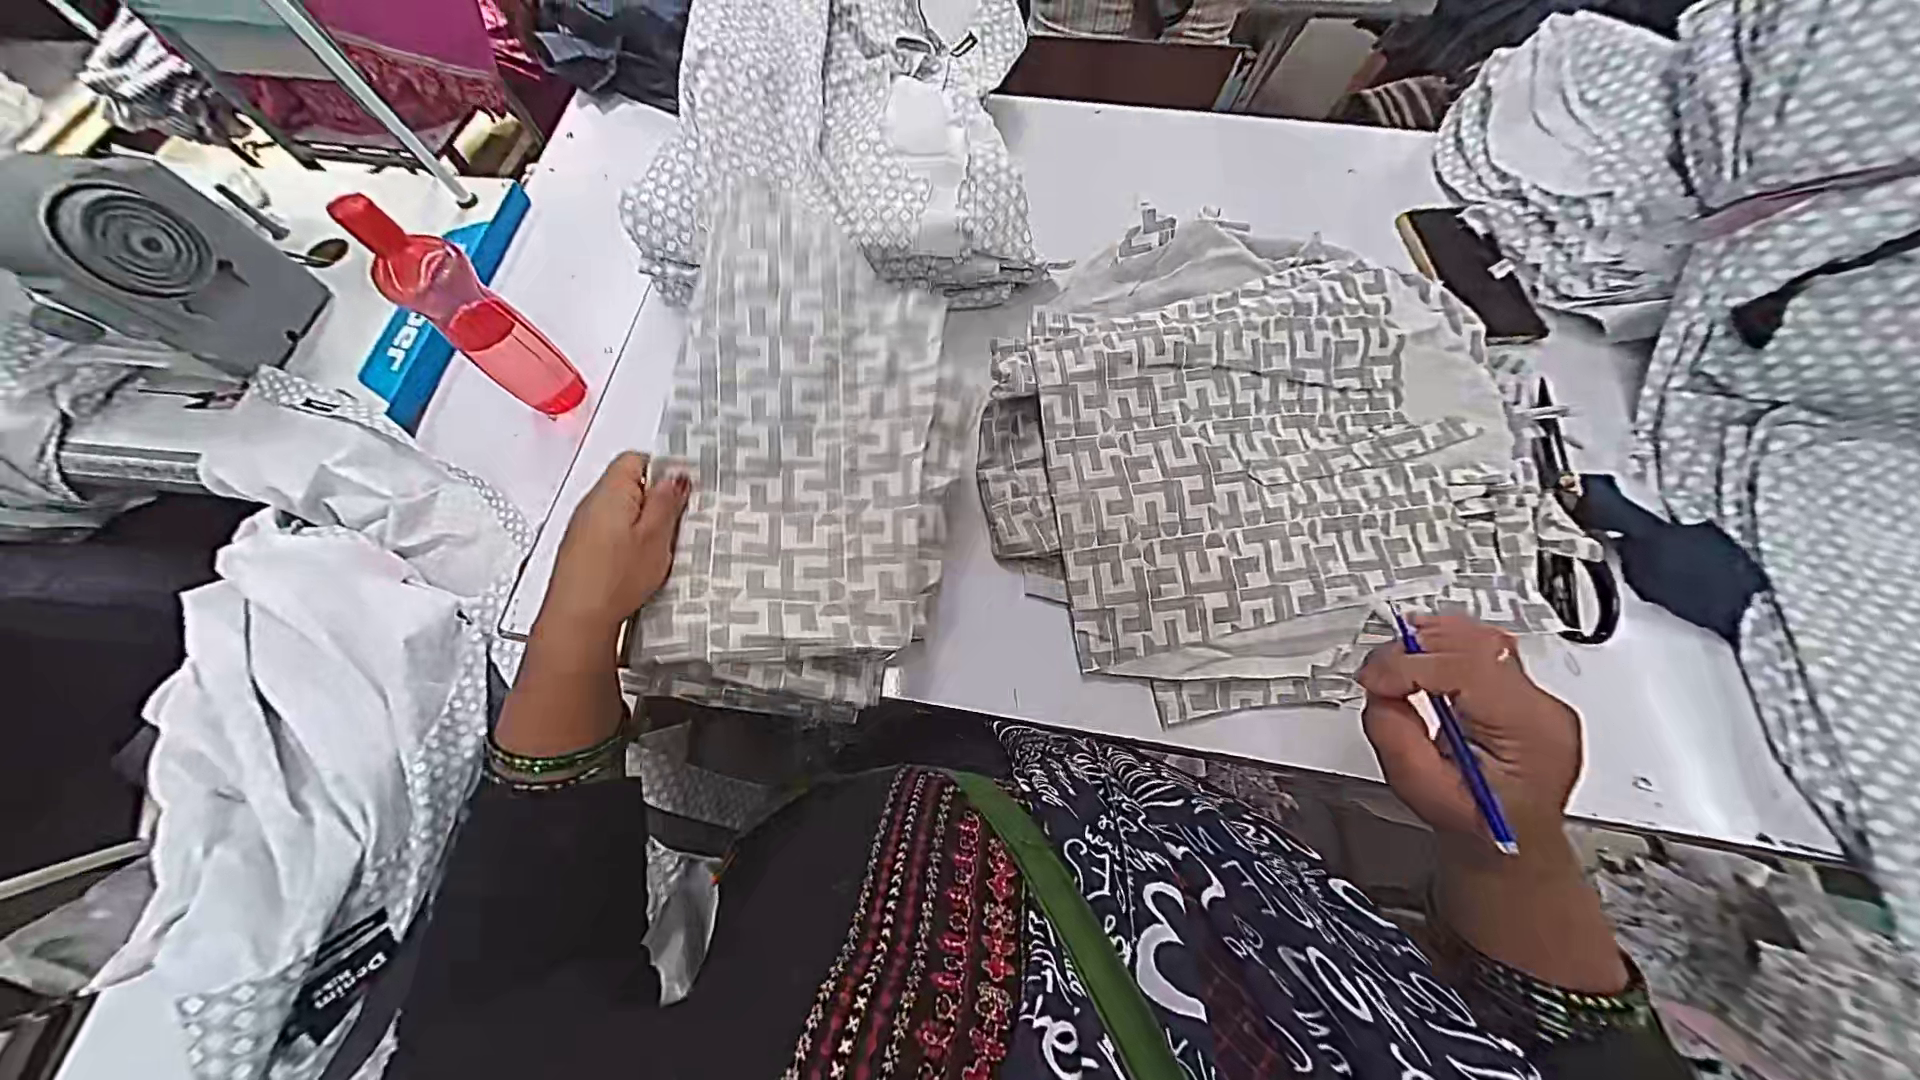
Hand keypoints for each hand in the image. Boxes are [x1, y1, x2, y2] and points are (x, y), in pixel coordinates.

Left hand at [539, 451, 689, 636]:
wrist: (578, 617)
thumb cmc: (612, 579)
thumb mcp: (656, 536)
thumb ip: (666, 501)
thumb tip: (676, 476)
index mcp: (610, 492)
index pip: (637, 458)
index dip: (663, 469)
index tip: (682, 488)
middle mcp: (591, 503)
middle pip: (630, 483)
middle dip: (656, 499)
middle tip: (675, 522)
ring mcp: (585, 525)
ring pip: (623, 508)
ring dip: (645, 521)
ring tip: (660, 546)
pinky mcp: (584, 546)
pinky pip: (613, 529)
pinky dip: (630, 538)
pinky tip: (641, 560)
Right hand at [1360, 615, 1628, 992]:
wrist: (1511, 842)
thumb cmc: (1476, 824)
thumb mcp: (1420, 788)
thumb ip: (1393, 733)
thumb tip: (1380, 688)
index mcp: (1529, 734)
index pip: (1466, 669)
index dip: (1407, 667)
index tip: (1373, 681)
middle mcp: (1542, 709)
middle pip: (1475, 644)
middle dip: (1413, 650)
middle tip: (1378, 671)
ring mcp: (1536, 697)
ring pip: (1479, 636)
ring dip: (1427, 641)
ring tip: (1394, 663)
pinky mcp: (1517, 690)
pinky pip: (1479, 646)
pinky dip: (1440, 643)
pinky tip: (1417, 652)